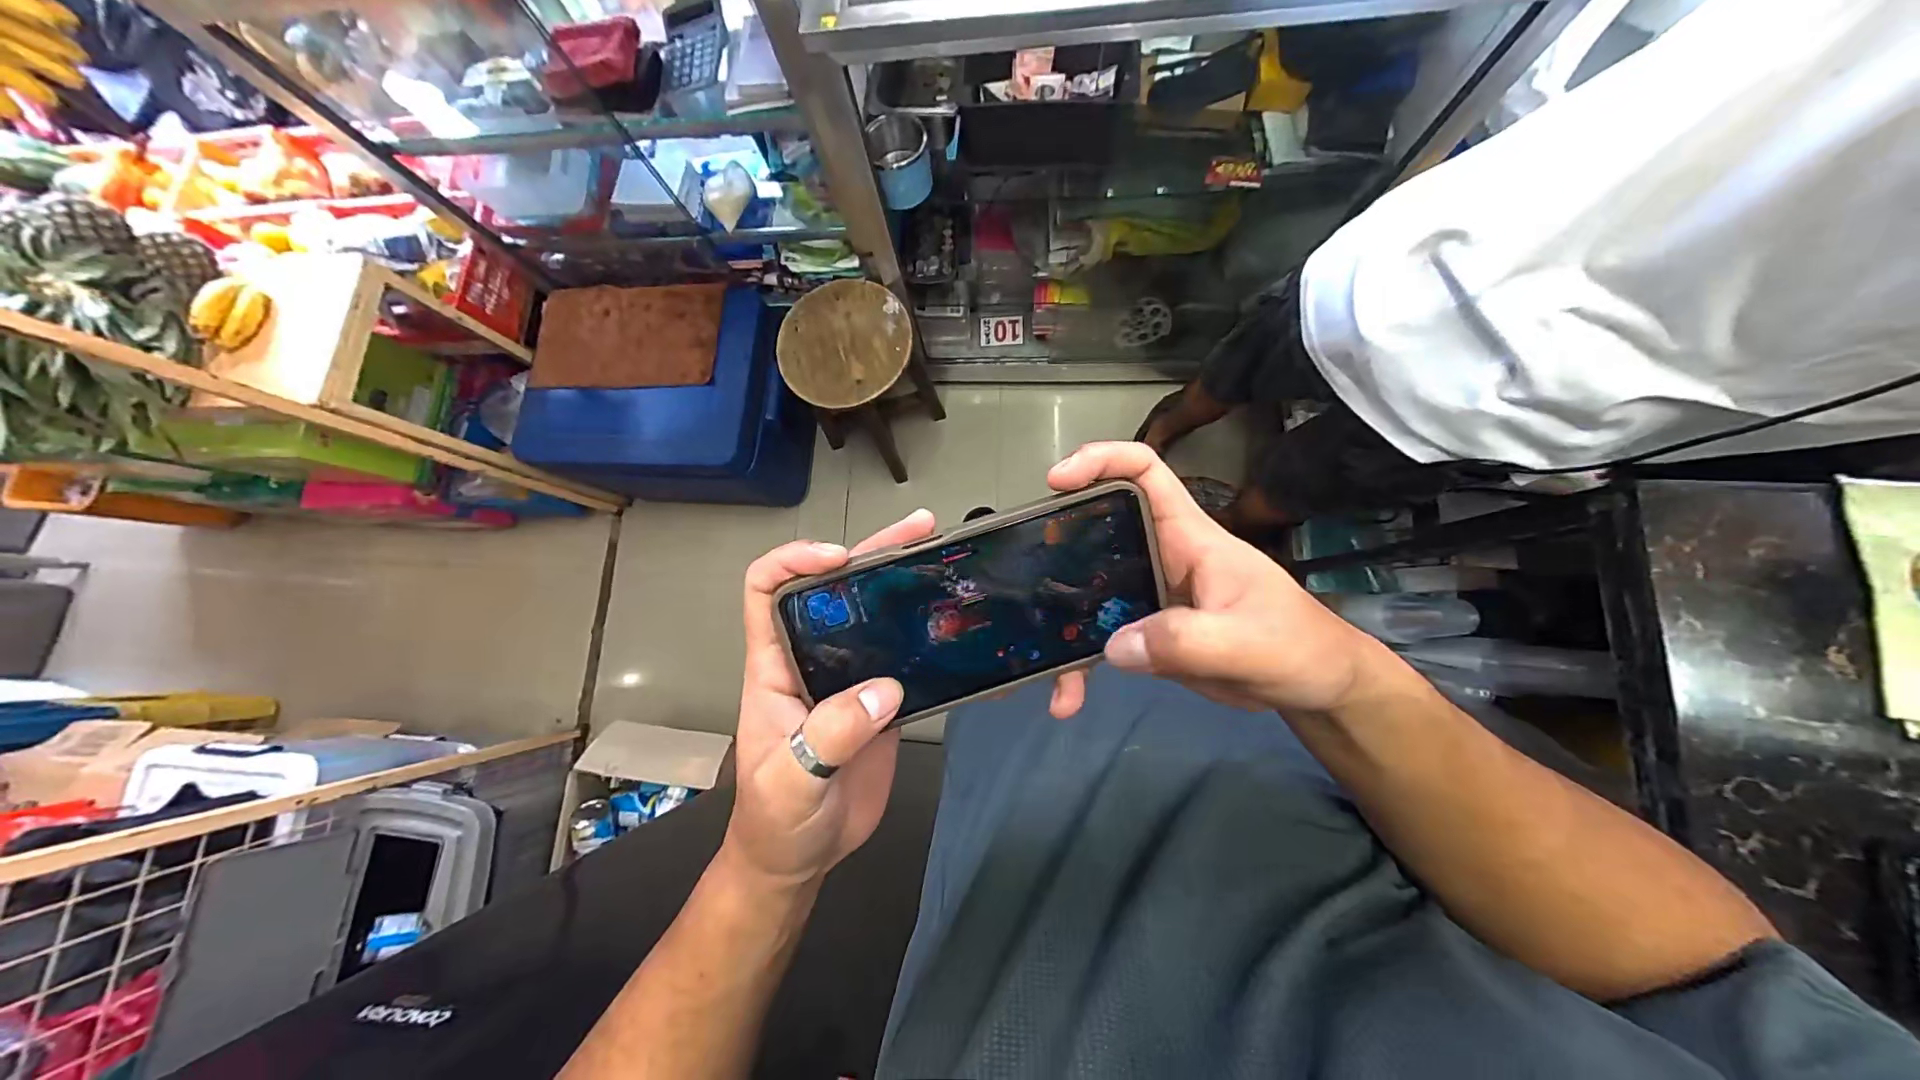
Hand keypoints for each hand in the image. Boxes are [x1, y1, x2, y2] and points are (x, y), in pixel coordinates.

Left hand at [721, 509, 937, 889]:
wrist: (800, 856)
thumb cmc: (774, 822)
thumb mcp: (790, 783)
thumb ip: (828, 737)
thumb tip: (883, 691)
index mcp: (774, 665)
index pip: (766, 589)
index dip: (794, 560)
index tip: (839, 558)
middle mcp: (812, 657)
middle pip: (834, 588)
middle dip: (872, 551)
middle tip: (920, 530)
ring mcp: (849, 677)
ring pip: (874, 616)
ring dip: (904, 582)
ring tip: (941, 554)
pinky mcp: (879, 701)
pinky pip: (903, 656)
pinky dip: (927, 635)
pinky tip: (955, 620)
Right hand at [1047, 441, 1405, 713]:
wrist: (1312, 688)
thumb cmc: (1296, 647)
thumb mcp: (1248, 643)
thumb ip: (1185, 641)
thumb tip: (1114, 647)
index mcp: (1188, 536)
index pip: (1144, 471)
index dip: (1101, 460)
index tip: (1058, 479)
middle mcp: (1160, 555)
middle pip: (1098, 527)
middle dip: (1058, 540)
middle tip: (1024, 563)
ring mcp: (1149, 594)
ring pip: (1088, 591)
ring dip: (1059, 619)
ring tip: (1032, 648)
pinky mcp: (1145, 632)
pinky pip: (1099, 641)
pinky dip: (1079, 667)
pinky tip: (1066, 698)